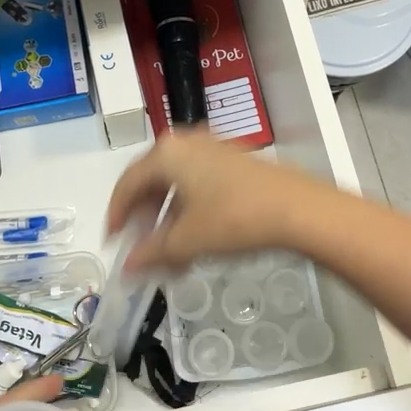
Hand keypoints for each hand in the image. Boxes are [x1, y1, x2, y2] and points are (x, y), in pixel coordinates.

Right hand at [105, 133, 337, 272]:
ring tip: (171, 256)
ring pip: (178, 187)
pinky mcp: (235, 162)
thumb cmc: (233, 219)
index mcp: (166, 154)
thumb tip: (127, 268)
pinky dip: (190, 213)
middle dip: (145, 220)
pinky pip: (199, 186)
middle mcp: (186, 143)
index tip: (113, 242)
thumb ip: (150, 253)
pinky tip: (196, 242)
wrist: (297, 209)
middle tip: (141, 249)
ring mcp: (213, 149)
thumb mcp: (186, 240)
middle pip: (153, 182)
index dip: (116, 215)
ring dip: (169, 221)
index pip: (127, 184)